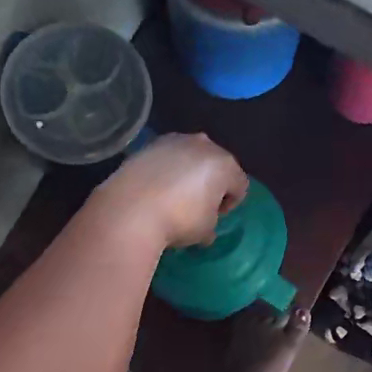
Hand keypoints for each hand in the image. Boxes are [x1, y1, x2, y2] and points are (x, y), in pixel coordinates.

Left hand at [89, 134, 248, 248]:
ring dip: (190, 174)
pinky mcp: (150, 144)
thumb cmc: (179, 220)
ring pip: (192, 157)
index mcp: (224, 165)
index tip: (216, 218)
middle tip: (199, 206)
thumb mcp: (205, 230)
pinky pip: (169, 158)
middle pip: (217, 165)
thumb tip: (207, 228)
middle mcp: (204, 145)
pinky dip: (168, 170)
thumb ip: (211, 223)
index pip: (240, 185)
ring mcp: (175, 141)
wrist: (131, 209)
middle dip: (212, 184)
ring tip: (176, 196)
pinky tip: (157, 188)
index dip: (231, 203)